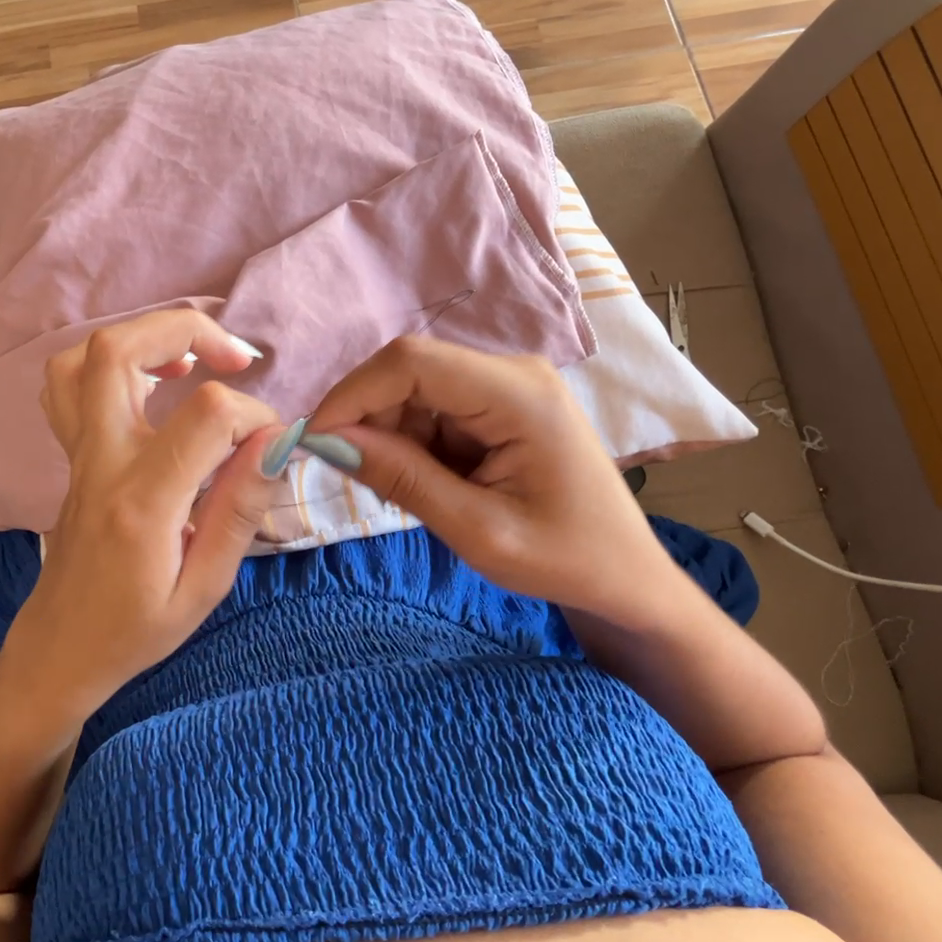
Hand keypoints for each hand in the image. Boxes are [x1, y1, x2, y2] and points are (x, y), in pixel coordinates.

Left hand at [3, 309, 285, 720]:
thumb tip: (275, 444)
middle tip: (235, 359)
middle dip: (187, 330)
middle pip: (118, 351)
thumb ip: (239, 511)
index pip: (206, 415)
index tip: (271, 446)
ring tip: (189, 362)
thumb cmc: (136, 632)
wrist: (61, 650)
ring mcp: (77, 454)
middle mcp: (101, 462)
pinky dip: (107, 363)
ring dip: (141, 339)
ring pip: (82, 358)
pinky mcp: (70, 456)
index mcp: (142, 502)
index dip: (254, 416)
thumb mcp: (205, 588)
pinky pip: (67, 385)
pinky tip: (148, 383)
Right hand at [305, 335, 681, 617]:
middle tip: (359, 480)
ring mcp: (507, 387)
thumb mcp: (477, 530)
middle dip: (368, 419)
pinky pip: (431, 409)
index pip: (411, 363)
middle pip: (408, 371)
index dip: (352, 394)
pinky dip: (410, 444)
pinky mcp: (499, 406)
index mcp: (518, 395)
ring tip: (404, 493)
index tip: (316, 444)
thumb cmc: (565, 561)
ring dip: (388, 436)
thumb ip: (402, 478)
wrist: (626, 578)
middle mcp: (512, 373)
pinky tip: (427, 485)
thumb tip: (328, 440)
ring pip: (413, 391)